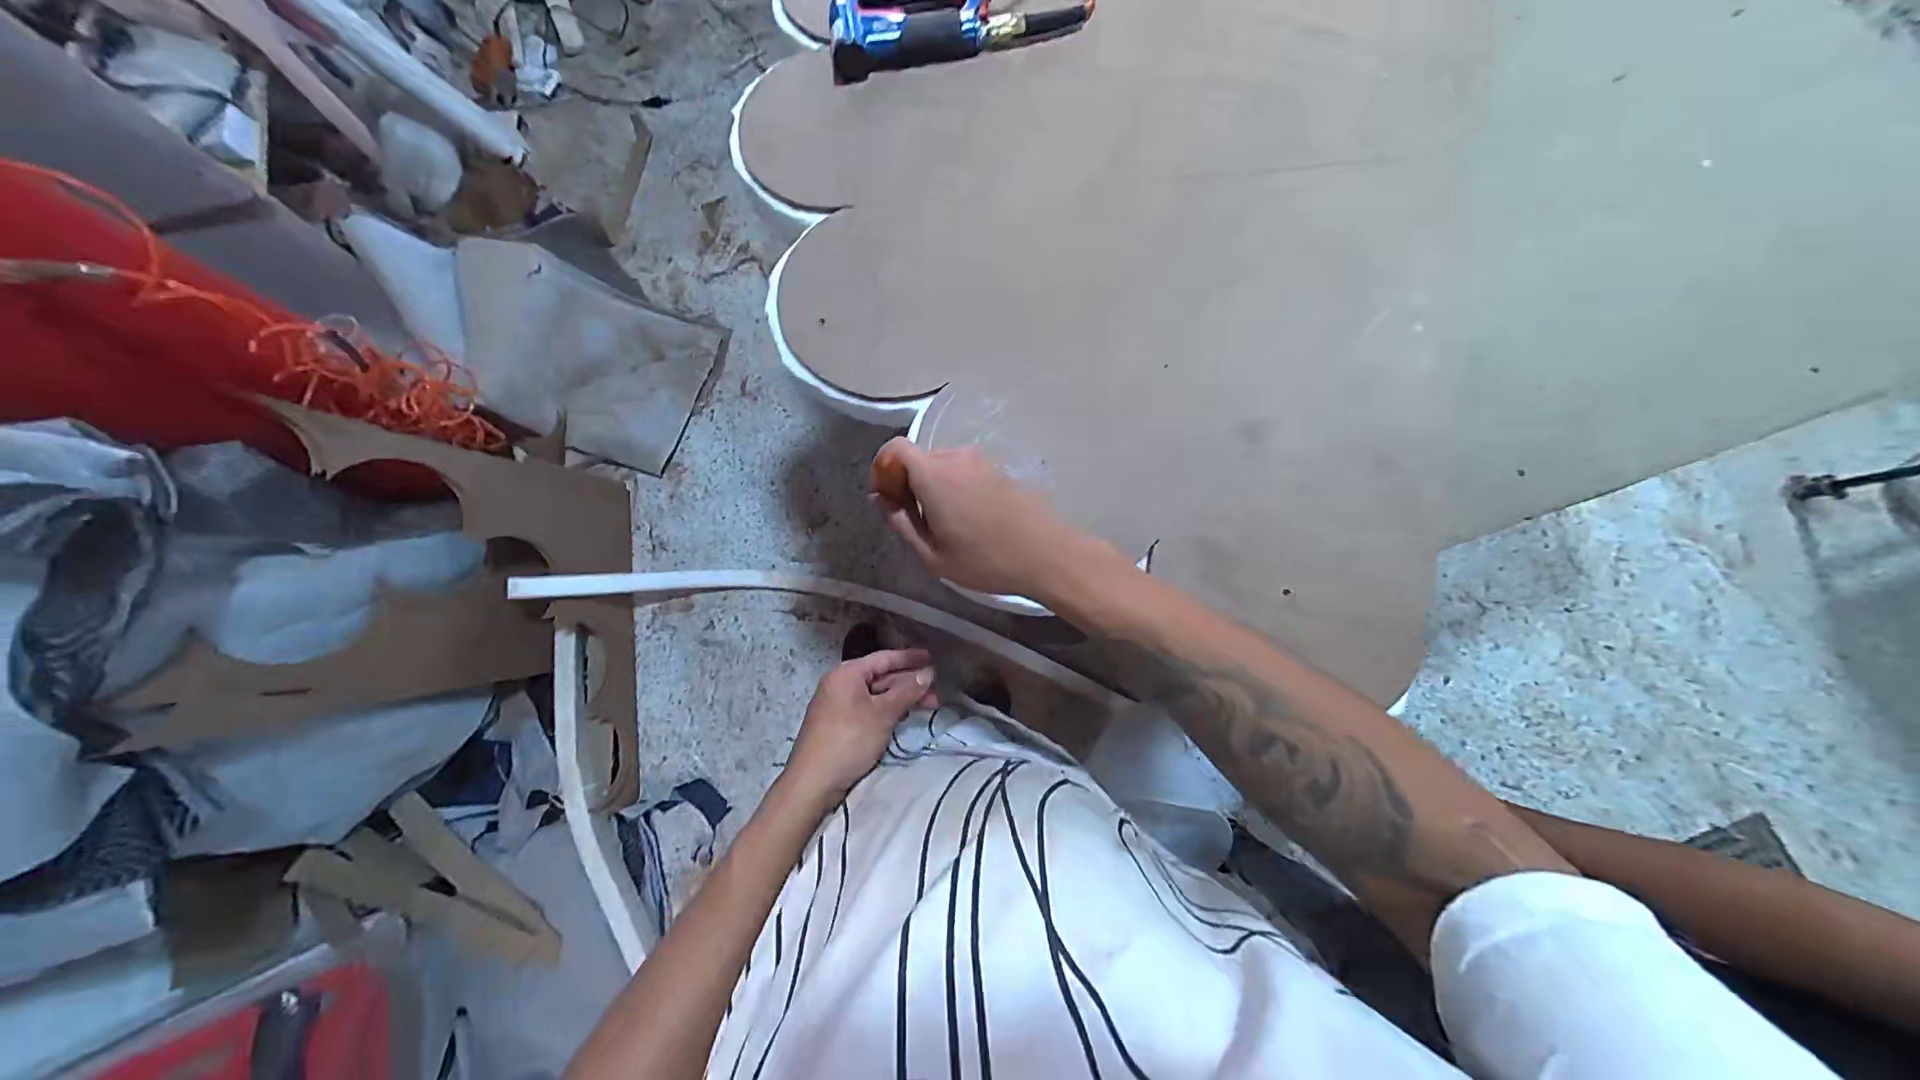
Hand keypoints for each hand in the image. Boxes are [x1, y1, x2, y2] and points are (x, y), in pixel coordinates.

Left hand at [785, 648, 936, 804]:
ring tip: (929, 704)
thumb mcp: (883, 713)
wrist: (813, 782)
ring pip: (877, 695)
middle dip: (910, 682)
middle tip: (937, 689)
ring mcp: (838, 705)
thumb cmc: (849, 740)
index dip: (910, 657)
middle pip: (881, 677)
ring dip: (902, 698)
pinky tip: (904, 716)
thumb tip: (929, 672)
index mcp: (847, 673)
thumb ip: (907, 690)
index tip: (933, 657)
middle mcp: (841, 684)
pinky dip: (888, 710)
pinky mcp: (840, 725)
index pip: (884, 658)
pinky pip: (869, 709)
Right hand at [869, 438, 1123, 599]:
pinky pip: (962, 470)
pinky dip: (953, 486)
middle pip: (917, 458)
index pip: (894, 449)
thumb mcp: (932, 555)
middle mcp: (957, 458)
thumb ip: (900, 523)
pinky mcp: (998, 468)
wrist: (1046, 554)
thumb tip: (881, 499)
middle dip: (906, 481)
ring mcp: (981, 461)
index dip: (881, 469)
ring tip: (942, 523)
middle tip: (913, 519)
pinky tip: (966, 518)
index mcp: (935, 475)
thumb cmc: (986, 561)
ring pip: (940, 464)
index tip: (885, 497)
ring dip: (931, 485)